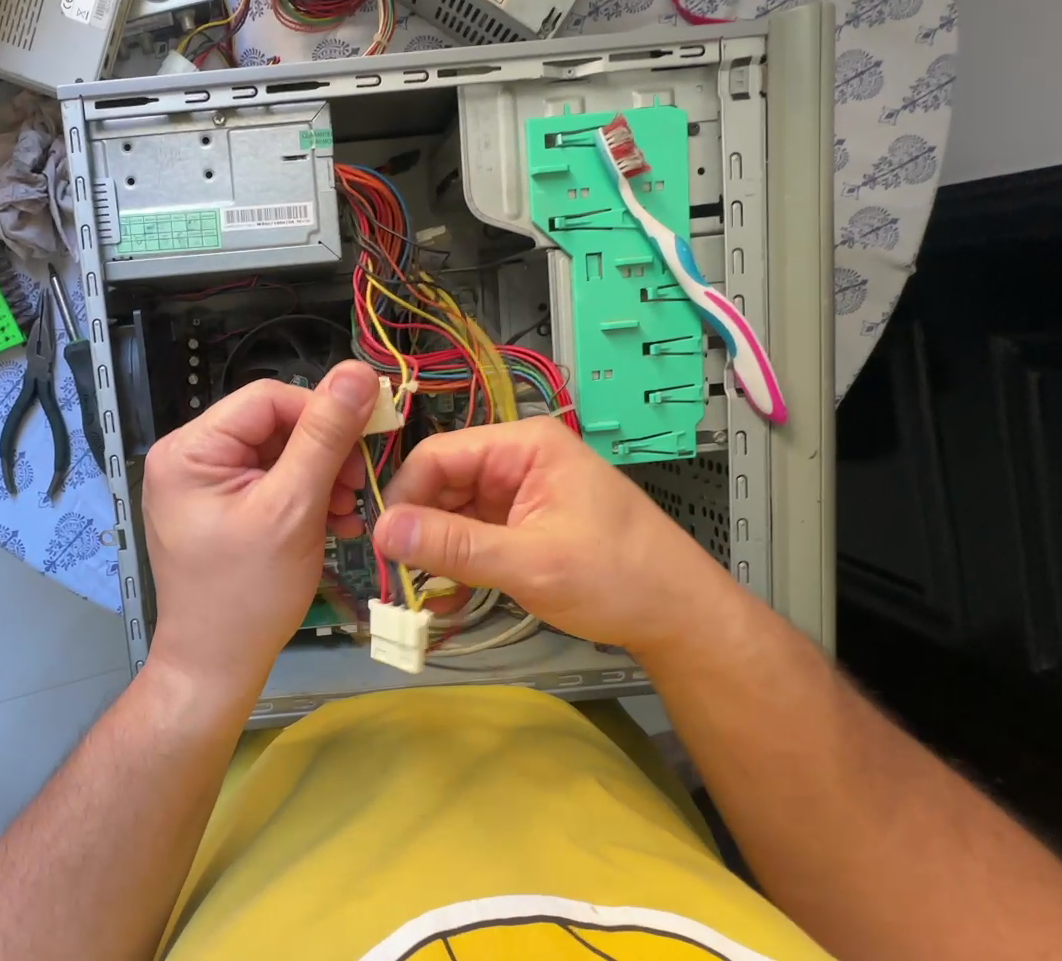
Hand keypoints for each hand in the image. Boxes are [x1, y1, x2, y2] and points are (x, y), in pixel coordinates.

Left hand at [141, 360, 378, 701]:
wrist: (217, 668)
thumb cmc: (250, 593)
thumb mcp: (293, 509)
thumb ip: (325, 437)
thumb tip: (358, 371)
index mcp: (190, 449)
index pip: (267, 398)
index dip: (322, 413)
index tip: (366, 441)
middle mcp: (189, 457)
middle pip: (273, 425)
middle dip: (323, 453)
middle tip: (357, 486)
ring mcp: (203, 485)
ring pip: (278, 455)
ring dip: (321, 477)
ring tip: (348, 512)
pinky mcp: (220, 508)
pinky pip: (271, 483)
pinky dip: (306, 497)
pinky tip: (334, 522)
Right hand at [373, 417, 732, 655]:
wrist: (679, 617)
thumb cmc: (618, 577)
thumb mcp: (531, 562)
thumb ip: (454, 545)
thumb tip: (382, 530)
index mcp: (524, 445)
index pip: (438, 455)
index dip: (405, 496)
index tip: (382, 544)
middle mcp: (517, 461)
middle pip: (442, 484)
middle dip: (418, 530)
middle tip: (398, 578)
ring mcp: (519, 494)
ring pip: (452, 513)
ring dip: (435, 554)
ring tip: (420, 597)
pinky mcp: (522, 525)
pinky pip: (472, 536)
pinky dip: (456, 565)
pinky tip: (446, 600)